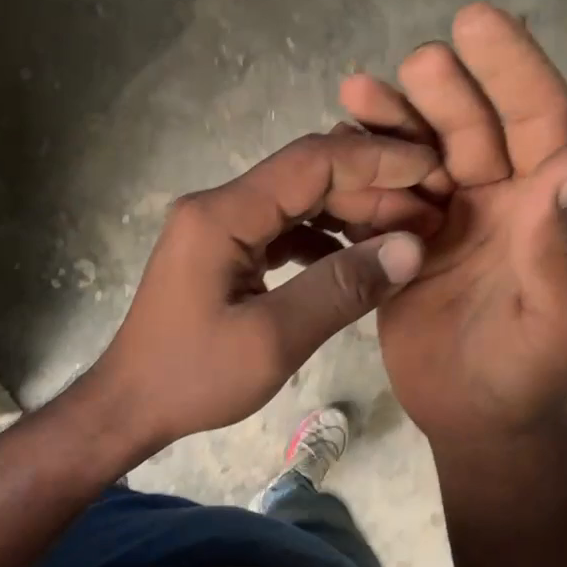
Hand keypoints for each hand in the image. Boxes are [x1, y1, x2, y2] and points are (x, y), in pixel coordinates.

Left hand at [89, 132, 443, 450]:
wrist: (130, 404)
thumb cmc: (192, 377)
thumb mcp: (272, 340)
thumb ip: (341, 289)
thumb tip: (411, 248)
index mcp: (221, 215)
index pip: (313, 162)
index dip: (379, 161)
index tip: (435, 173)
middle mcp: (216, 207)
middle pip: (306, 176)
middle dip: (372, 189)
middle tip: (431, 214)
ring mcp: (215, 228)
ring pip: (296, 202)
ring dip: (350, 214)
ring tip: (404, 237)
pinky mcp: (219, 253)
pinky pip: (280, 230)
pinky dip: (322, 240)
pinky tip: (356, 261)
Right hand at [339, 4, 566, 441]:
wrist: (474, 420)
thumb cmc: (532, 372)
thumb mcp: (565, 317)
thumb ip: (563, 249)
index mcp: (541, 207)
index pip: (536, 120)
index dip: (512, 68)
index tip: (476, 25)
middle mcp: (493, 202)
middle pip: (468, 128)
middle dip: (440, 91)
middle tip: (408, 65)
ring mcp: (440, 225)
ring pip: (414, 159)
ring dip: (388, 124)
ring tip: (353, 93)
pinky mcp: (396, 250)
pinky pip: (375, 203)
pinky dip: (353, 178)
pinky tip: (327, 157)